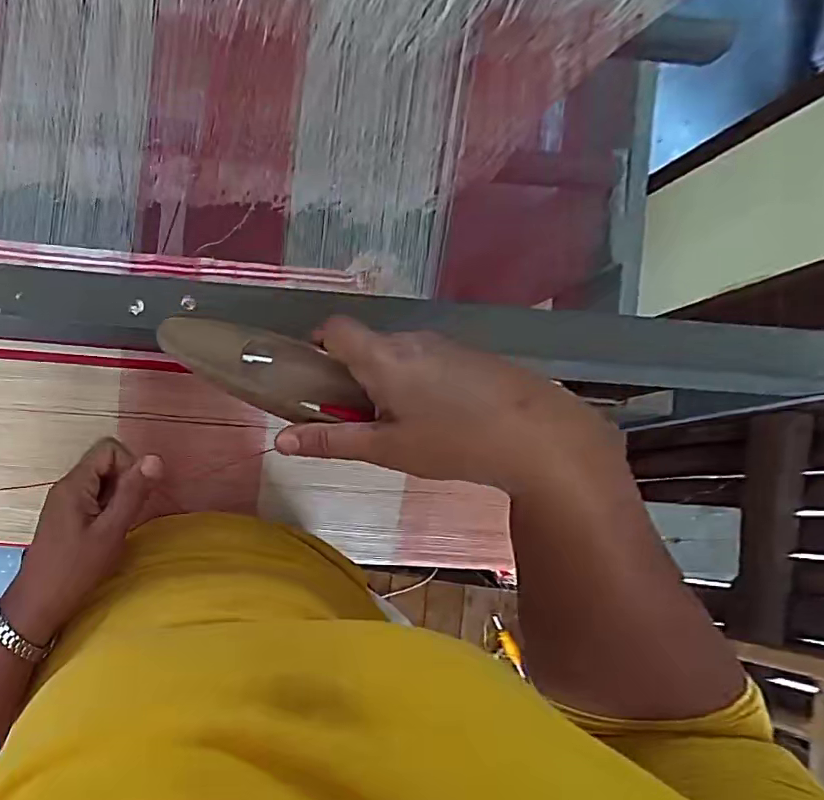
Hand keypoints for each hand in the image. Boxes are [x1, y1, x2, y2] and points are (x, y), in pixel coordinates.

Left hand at [2, 438, 163, 643]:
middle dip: (124, 484)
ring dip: (117, 500)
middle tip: (128, 517)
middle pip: (104, 464)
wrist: (39, 602)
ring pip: (100, 484)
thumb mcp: (110, 532)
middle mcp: (66, 486)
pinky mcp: (64, 518)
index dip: (130, 466)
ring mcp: (63, 502)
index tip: (135, 498)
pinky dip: (106, 512)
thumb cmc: (75, 570)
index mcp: (74, 484)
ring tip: (118, 529)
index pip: (109, 449)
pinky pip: (91, 500)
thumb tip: (155, 459)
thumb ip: (132, 494)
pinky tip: (107, 536)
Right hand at [273, 317, 626, 497]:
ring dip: (382, 383)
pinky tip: (435, 421)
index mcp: (383, 356)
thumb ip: (329, 442)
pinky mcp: (472, 357)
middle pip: (365, 345)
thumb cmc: (453, 442)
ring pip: (396, 356)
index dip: (315, 345)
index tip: (311, 379)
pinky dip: (414, 384)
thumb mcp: (384, 448)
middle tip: (352, 420)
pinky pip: (426, 362)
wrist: (544, 438)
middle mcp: (412, 340)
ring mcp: (446, 346)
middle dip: (348, 377)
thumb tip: (279, 441)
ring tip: (396, 427)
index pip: (334, 328)